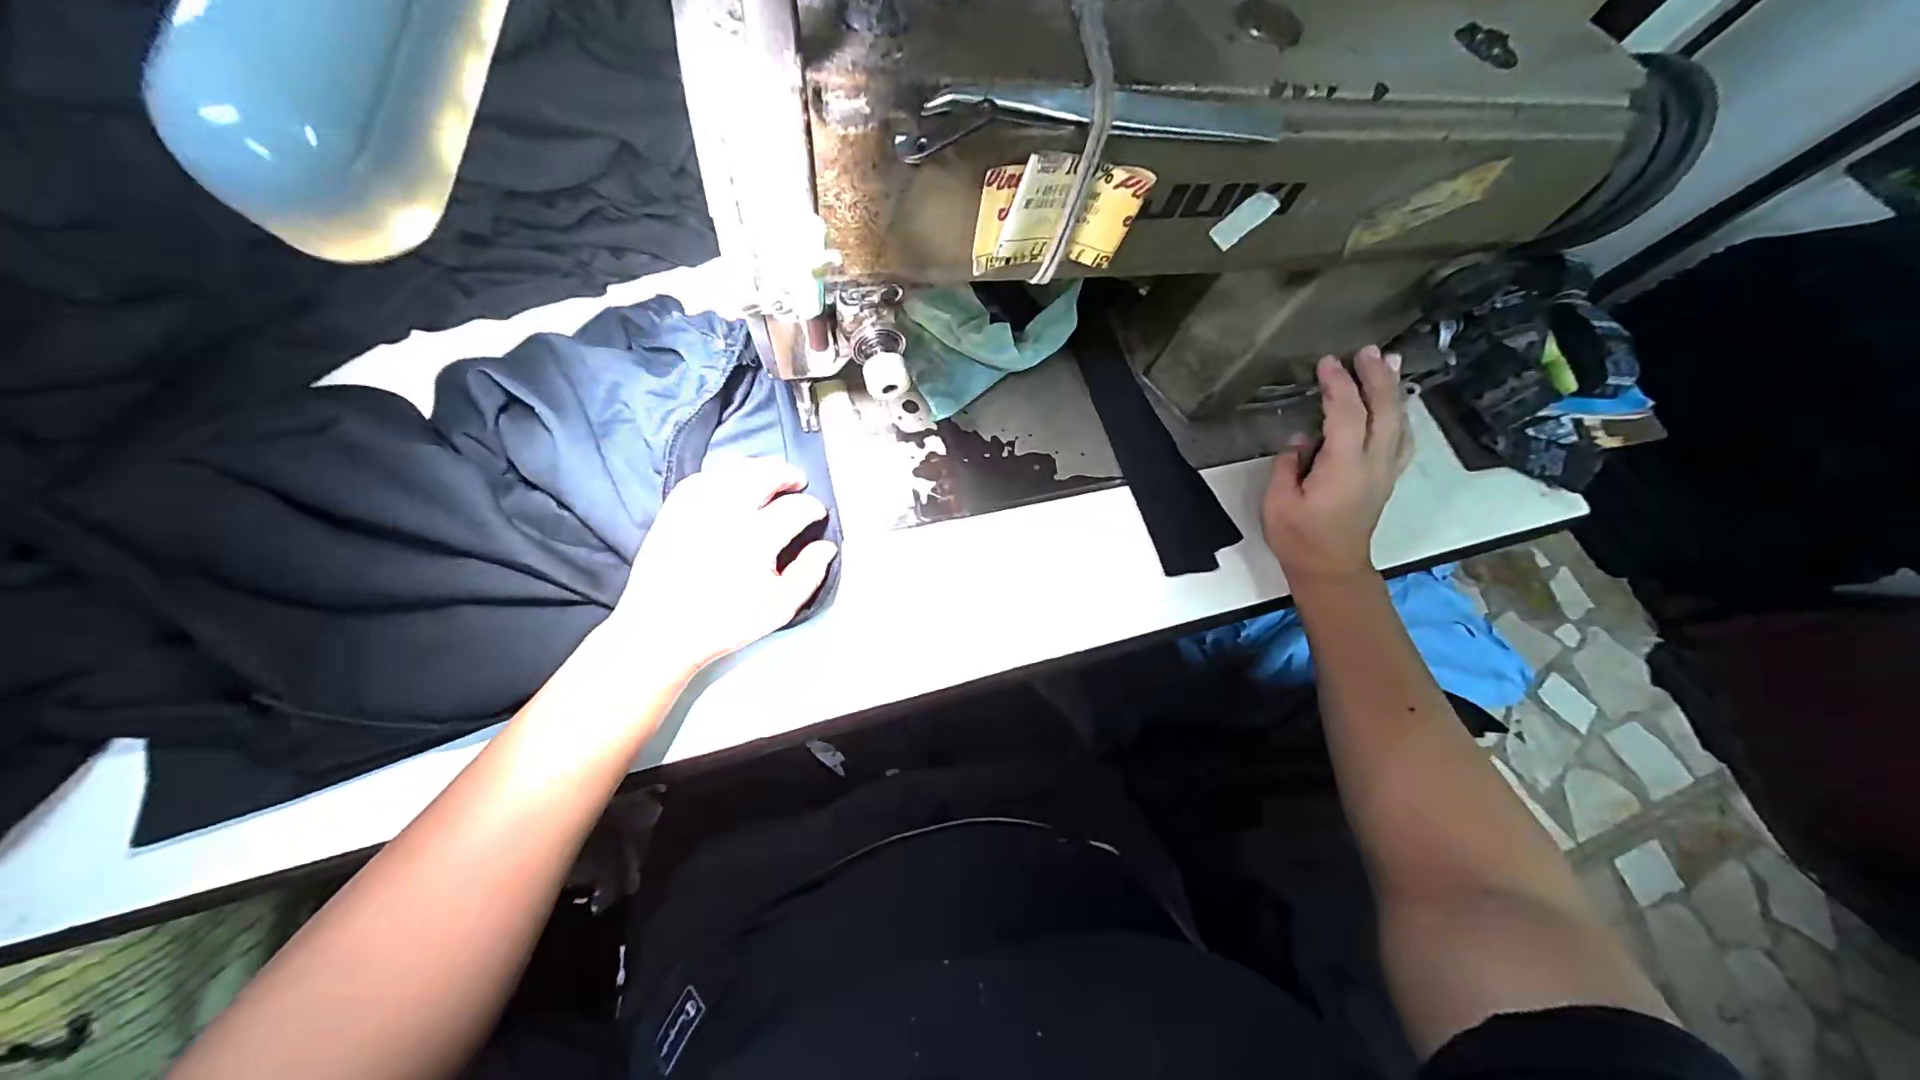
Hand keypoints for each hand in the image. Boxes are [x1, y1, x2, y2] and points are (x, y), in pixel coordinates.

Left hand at [607, 458, 835, 669]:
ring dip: (756, 469)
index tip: (817, 514)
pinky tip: (731, 484)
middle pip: (763, 474)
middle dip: (787, 474)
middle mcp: (727, 512)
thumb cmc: (724, 621)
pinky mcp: (673, 509)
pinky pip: (703, 478)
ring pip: (733, 470)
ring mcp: (697, 506)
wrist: (660, 629)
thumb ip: (808, 574)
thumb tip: (825, 547)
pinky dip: (723, 475)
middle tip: (797, 482)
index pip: (796, 508)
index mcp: (756, 537)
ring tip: (768, 479)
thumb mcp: (778, 607)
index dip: (812, 508)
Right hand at [1262, 345, 1411, 580]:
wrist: (1330, 569)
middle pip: (1384, 410)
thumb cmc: (1298, 538)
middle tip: (1369, 350)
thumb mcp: (1278, 502)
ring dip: (1394, 390)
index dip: (1339, 385)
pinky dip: (1400, 415)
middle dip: (1377, 377)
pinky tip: (1396, 405)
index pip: (1347, 414)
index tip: (1327, 362)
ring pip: (1399, 422)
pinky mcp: (1385, 479)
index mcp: (1344, 467)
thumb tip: (1302, 440)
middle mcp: (1373, 464)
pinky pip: (1401, 439)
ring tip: (1390, 363)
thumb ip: (1289, 465)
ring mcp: (1384, 472)